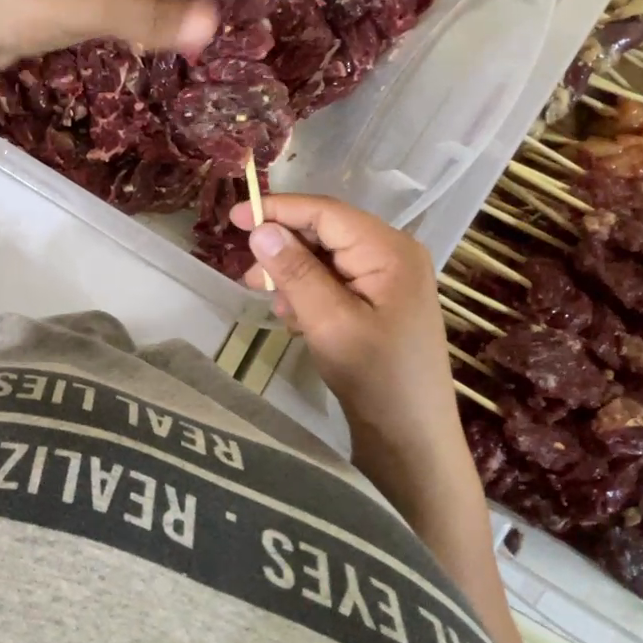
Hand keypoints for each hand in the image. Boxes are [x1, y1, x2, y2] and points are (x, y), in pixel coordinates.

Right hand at [231, 195, 454, 440]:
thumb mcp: (328, 320)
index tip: (232, 217)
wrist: (410, 433)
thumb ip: (294, 271)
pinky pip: (332, 280)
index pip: (325, 213)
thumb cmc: (374, 375)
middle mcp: (391, 254)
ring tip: (271, 303)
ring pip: (324, 257)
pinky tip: (295, 319)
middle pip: (325, 232)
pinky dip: (306, 292)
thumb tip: (260, 229)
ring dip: (291, 274)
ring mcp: (387, 278)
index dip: (277, 210)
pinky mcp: (378, 300)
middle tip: (247, 275)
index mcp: (388, 250)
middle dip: (283, 248)